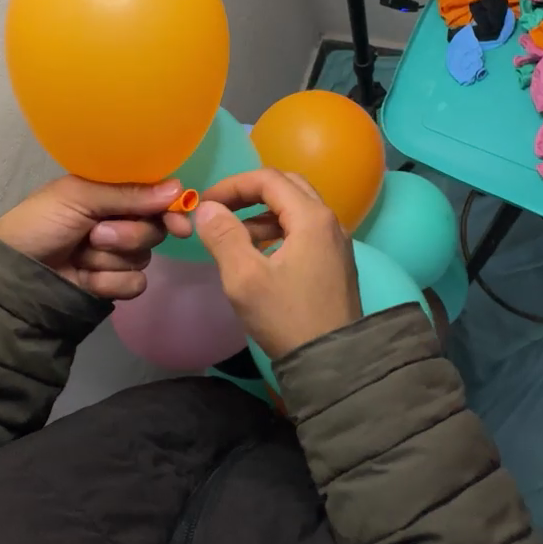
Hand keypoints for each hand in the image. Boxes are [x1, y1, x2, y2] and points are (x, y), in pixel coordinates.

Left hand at [0, 176, 195, 299]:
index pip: (155, 197)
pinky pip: (135, 283)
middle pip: (153, 229)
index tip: (178, 223)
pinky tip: (87, 278)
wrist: (13, 274)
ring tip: (81, 255)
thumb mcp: (78, 197)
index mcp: (111, 195)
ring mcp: (116, 255)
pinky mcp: (113, 284)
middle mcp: (119, 222)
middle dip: (126, 235)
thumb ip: (128, 193)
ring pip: (144, 258)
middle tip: (95, 235)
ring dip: (111, 259)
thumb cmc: (39, 223)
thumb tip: (178, 188)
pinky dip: (110, 282)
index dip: (170, 208)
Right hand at [194, 168, 360, 358]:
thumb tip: (206, 208)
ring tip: (232, 236)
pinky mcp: (335, 262)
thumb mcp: (245, 278)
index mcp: (311, 218)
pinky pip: (304, 231)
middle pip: (287, 187)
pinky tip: (258, 255)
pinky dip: (278, 232)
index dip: (232, 185)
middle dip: (250, 194)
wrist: (333, 363)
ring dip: (262, 215)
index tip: (205, 203)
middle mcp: (330, 222)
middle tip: (220, 211)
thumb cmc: (287, 318)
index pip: (268, 180)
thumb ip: (223, 237)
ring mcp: (336, 242)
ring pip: (296, 210)